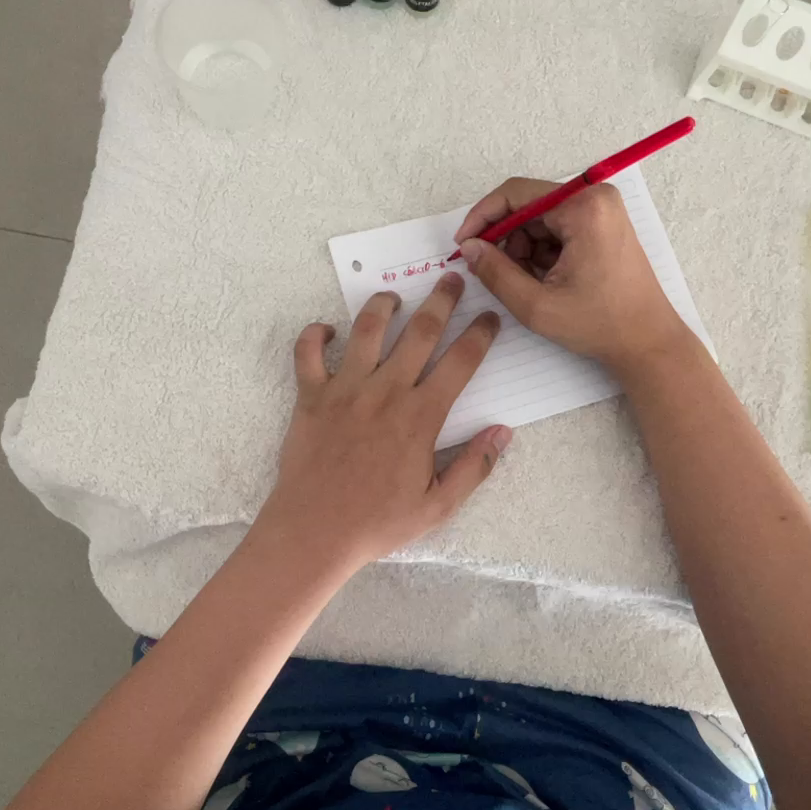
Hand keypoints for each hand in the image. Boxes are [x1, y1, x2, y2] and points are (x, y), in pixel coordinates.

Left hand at [258, 273, 510, 572]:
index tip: (490, 318)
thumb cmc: (378, 522)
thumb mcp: (438, 507)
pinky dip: (314, 335)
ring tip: (394, 296)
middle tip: (452, 278)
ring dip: (383, 305)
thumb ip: (474, 467)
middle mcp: (386, 391)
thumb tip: (503, 432)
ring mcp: (345, 389)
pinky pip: (307, 353)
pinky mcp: (311, 396)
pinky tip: (326, 330)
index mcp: (420, 416)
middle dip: (441, 300)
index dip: (480, 334)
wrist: (314, 531)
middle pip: (420, 331)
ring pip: (367, 329)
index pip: (461, 362)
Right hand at [455, 178, 691, 372]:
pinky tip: (546, 281)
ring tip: (530, 284)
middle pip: (528, 205)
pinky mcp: (603, 225)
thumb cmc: (600, 324)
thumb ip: (495, 273)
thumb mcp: (536, 305)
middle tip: (495, 273)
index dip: (482, 218)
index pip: (516, 194)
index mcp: (583, 208)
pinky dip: (542, 253)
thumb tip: (469, 249)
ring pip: (539, 220)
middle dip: (505, 239)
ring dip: (523, 250)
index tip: (462, 244)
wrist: (647, 341)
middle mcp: (595, 198)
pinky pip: (557, 228)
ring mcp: (602, 210)